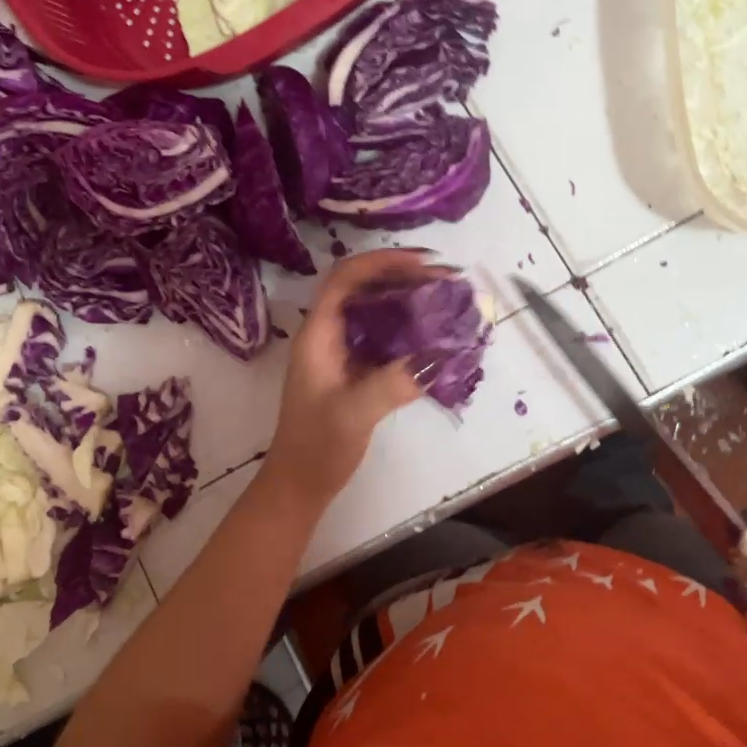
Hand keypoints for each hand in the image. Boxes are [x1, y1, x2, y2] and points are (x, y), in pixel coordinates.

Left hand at [261, 250, 433, 508]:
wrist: (300, 484)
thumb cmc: (316, 446)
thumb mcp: (352, 414)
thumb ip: (391, 384)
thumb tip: (437, 357)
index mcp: (318, 334)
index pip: (345, 279)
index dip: (381, 262)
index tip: (423, 263)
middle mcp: (328, 335)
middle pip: (363, 289)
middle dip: (402, 278)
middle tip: (446, 280)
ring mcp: (341, 353)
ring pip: (374, 311)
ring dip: (406, 301)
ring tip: (445, 300)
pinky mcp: (354, 372)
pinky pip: (382, 337)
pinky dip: (407, 330)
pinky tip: (435, 337)